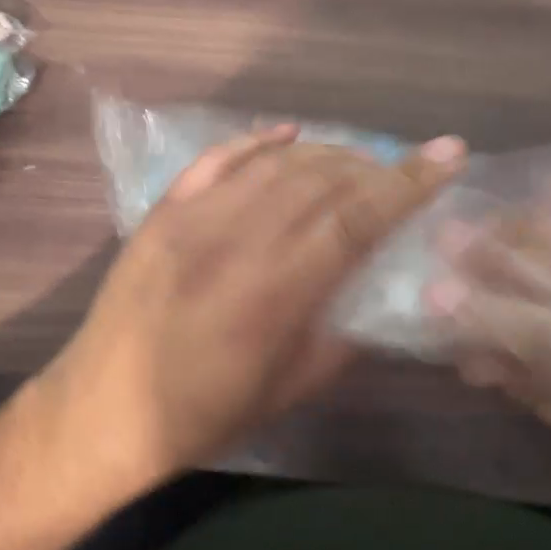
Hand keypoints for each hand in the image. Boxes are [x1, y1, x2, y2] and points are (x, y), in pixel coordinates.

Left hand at [36, 126, 467, 485]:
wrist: (102, 412)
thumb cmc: (202, 415)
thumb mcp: (288, 390)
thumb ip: (341, 337)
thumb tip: (375, 290)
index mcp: (274, 292)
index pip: (357, 217)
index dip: (408, 183)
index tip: (448, 155)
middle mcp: (235, 240)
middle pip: (321, 179)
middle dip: (374, 167)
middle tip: (404, 171)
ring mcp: (193, 218)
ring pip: (275, 163)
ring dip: (326, 154)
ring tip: (357, 161)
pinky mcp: (163, 212)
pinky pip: (217, 160)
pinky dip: (258, 141)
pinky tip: (288, 134)